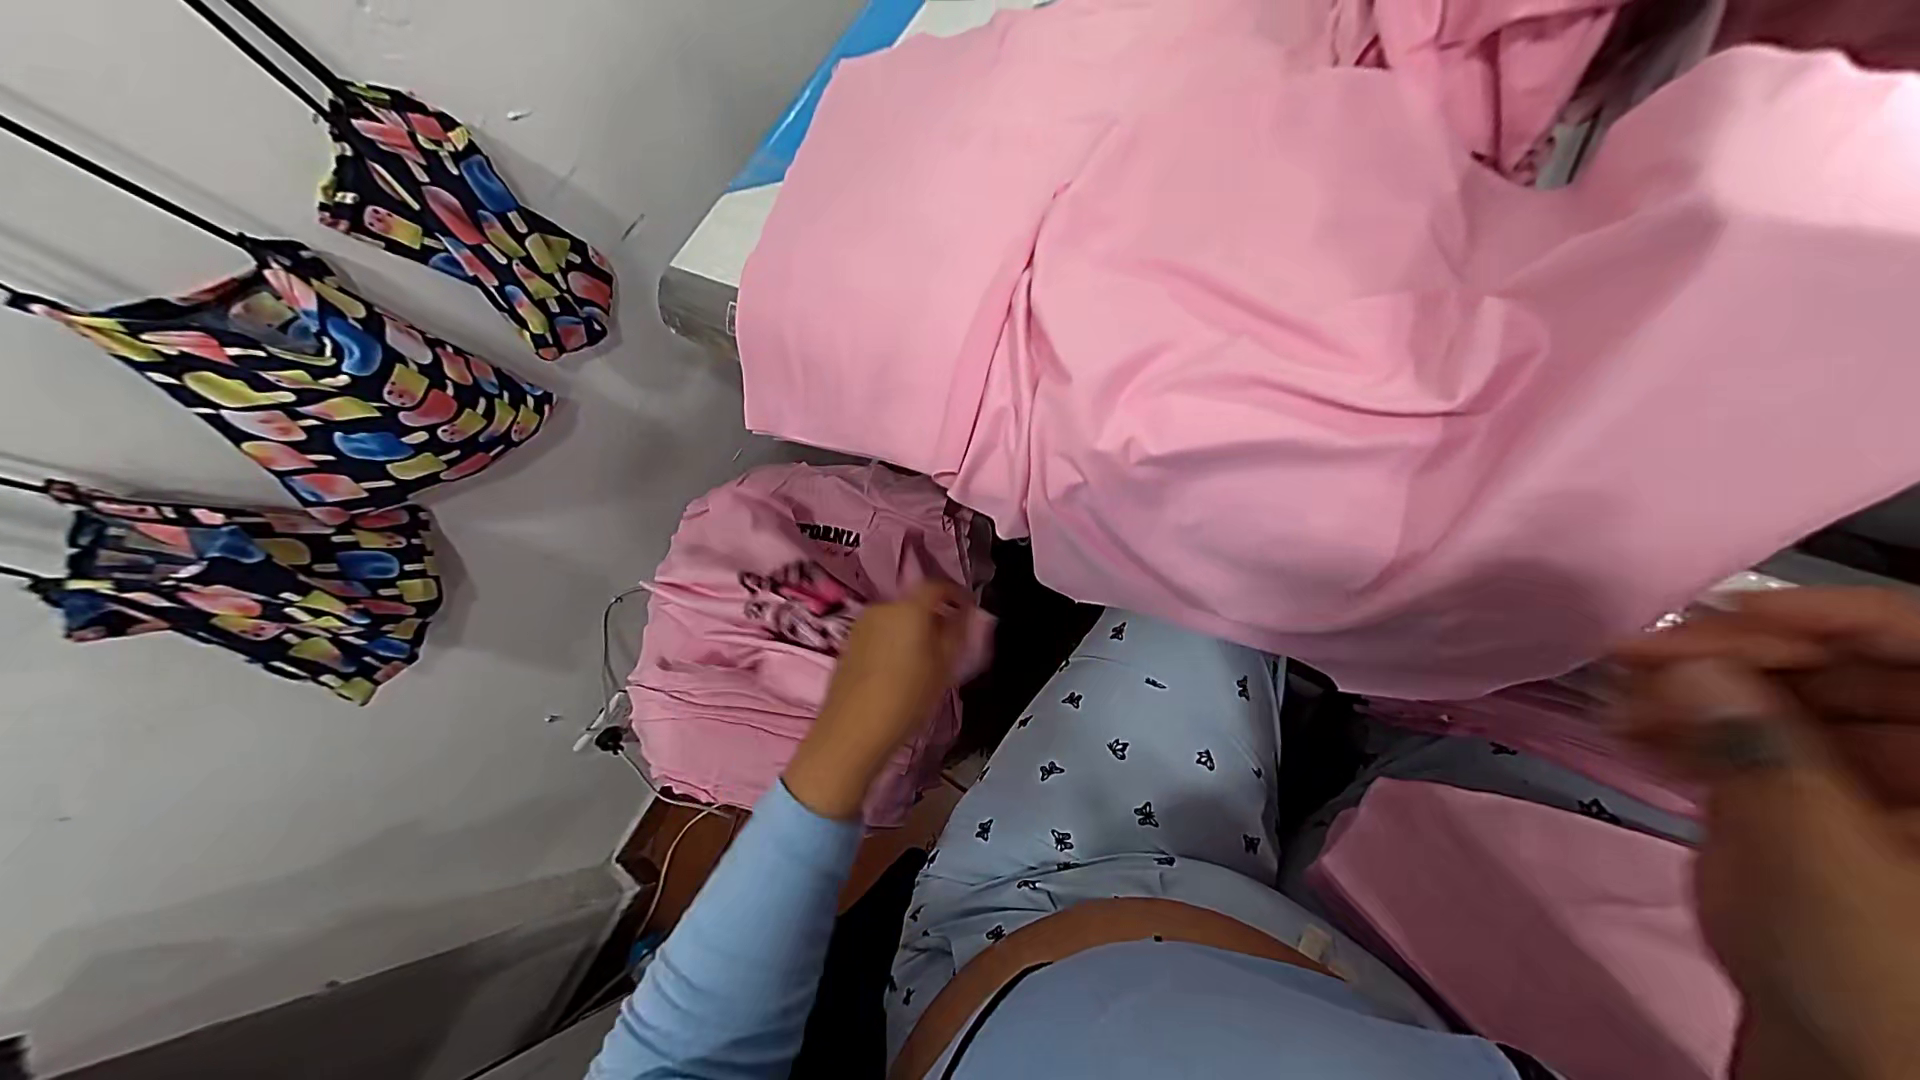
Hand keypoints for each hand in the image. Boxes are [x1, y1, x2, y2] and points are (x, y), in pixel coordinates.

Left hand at [784, 581, 974, 820]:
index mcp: (910, 608)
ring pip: (896, 619)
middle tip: (949, 643)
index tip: (969, 610)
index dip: (956, 594)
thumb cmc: (906, 699)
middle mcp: (883, 608)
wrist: (852, 732)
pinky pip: (879, 634)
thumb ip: (959, 633)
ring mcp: (861, 625)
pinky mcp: (847, 644)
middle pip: (915, 603)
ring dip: (913, 631)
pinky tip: (899, 671)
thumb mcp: (944, 668)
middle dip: (934, 617)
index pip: (937, 586)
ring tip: (925, 661)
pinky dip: (893, 642)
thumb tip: (968, 614)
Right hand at [1614, 588, 1919, 1079]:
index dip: (1834, 617)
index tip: (1717, 617)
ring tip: (1618, 701)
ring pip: (1798, 701)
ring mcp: (1895, 784)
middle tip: (1635, 664)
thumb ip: (1759, 755)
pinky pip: (1764, 737)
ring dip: (1698, 692)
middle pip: (1856, 671)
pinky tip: (1634, 728)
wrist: (1848, 1064)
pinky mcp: (1829, 799)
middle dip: (1736, 660)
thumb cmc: (1872, 980)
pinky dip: (1695, 725)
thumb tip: (1687, 663)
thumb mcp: (1818, 866)